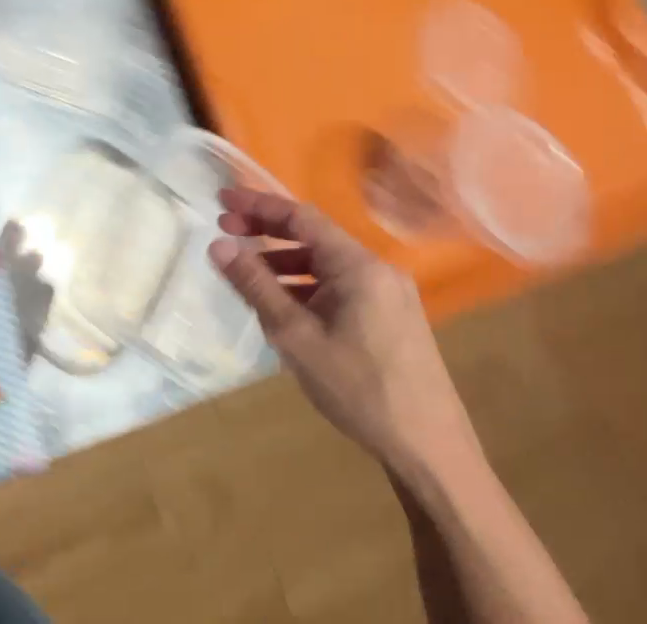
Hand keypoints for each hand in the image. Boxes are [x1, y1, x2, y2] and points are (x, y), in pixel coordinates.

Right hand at [209, 187, 479, 474]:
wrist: (428, 446)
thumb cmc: (358, 386)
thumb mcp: (294, 335)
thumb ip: (256, 285)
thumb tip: (218, 245)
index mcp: (359, 268)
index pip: (302, 218)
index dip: (258, 205)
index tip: (220, 200)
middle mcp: (378, 272)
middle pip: (314, 236)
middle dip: (266, 230)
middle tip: (223, 229)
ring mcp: (387, 295)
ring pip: (324, 263)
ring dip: (281, 260)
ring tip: (242, 271)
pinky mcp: (388, 317)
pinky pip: (336, 285)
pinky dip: (302, 283)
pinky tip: (278, 302)